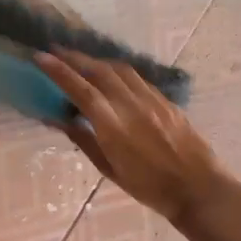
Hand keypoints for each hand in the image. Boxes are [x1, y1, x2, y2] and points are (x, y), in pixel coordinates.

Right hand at [34, 49, 234, 222]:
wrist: (200, 190)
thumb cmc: (148, 187)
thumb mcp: (109, 169)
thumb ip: (82, 139)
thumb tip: (56, 119)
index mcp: (114, 126)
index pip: (81, 90)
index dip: (59, 71)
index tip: (40, 57)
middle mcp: (132, 106)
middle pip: (100, 71)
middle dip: (75, 58)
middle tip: (56, 51)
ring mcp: (153, 101)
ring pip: (121, 70)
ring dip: (97, 61)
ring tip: (82, 60)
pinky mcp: (167, 102)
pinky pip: (138, 79)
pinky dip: (118, 72)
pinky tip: (112, 77)